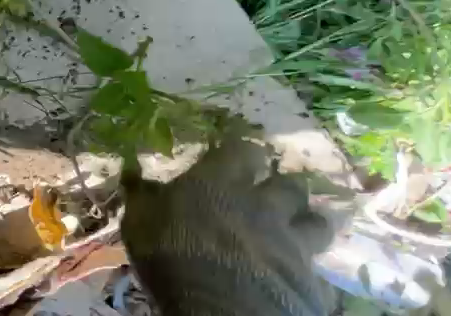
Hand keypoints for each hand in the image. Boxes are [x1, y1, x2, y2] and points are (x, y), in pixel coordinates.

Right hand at [120, 140, 336, 315]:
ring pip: (317, 224)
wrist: (224, 311)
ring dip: (308, 222)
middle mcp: (261, 207)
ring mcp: (292, 245)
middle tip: (273, 191)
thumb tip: (132, 169)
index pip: (240, 150)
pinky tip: (299, 273)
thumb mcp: (140, 220)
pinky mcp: (312, 282)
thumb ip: (142, 195)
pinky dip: (310, 269)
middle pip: (289, 185)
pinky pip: (319, 270)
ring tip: (299, 226)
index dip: (240, 150)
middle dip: (283, 185)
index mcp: (218, 183)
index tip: (236, 153)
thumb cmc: (172, 255)